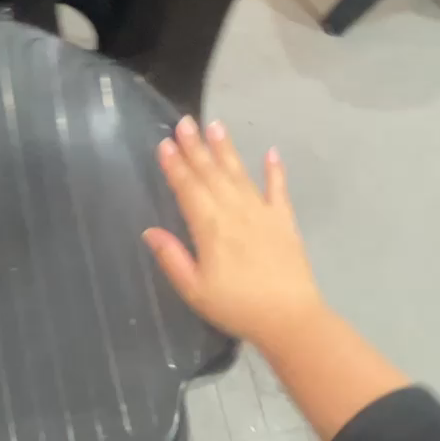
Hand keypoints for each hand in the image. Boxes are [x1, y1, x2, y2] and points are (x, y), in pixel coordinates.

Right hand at [143, 117, 326, 353]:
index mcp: (209, 227)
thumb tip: (149, 230)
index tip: (165, 143)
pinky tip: (271, 153)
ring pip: (239, 174)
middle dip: (196, 147)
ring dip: (226, 149)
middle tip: (184, 121)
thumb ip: (172, 257)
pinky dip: (274, 171)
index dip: (175, 166)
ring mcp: (262, 213)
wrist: (290, 319)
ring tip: (215, 125)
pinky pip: (278, 190)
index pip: (188, 189)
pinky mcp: (284, 221)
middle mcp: (234, 211)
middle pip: (211, 174)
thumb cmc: (236, 306)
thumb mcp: (194, 289)